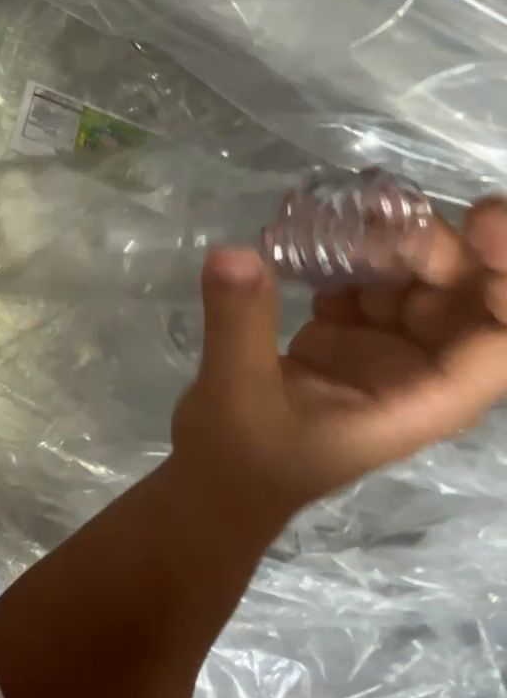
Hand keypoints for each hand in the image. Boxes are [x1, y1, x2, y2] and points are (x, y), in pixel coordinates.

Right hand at [170, 199, 506, 517]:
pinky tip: (300, 245)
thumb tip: (234, 253)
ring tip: (325, 221)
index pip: (504, 333)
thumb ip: (241, 323)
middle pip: (465, 299)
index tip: (482, 218)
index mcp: (429, 397)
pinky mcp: (345, 346)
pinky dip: (342, 266)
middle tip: (372, 212)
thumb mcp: (238, 391)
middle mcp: (424, 372)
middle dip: (434, 249)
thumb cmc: (245, 455)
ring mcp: (386, 357)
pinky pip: (364, 293)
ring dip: (385, 251)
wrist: (220, 485)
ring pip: (415, 289)